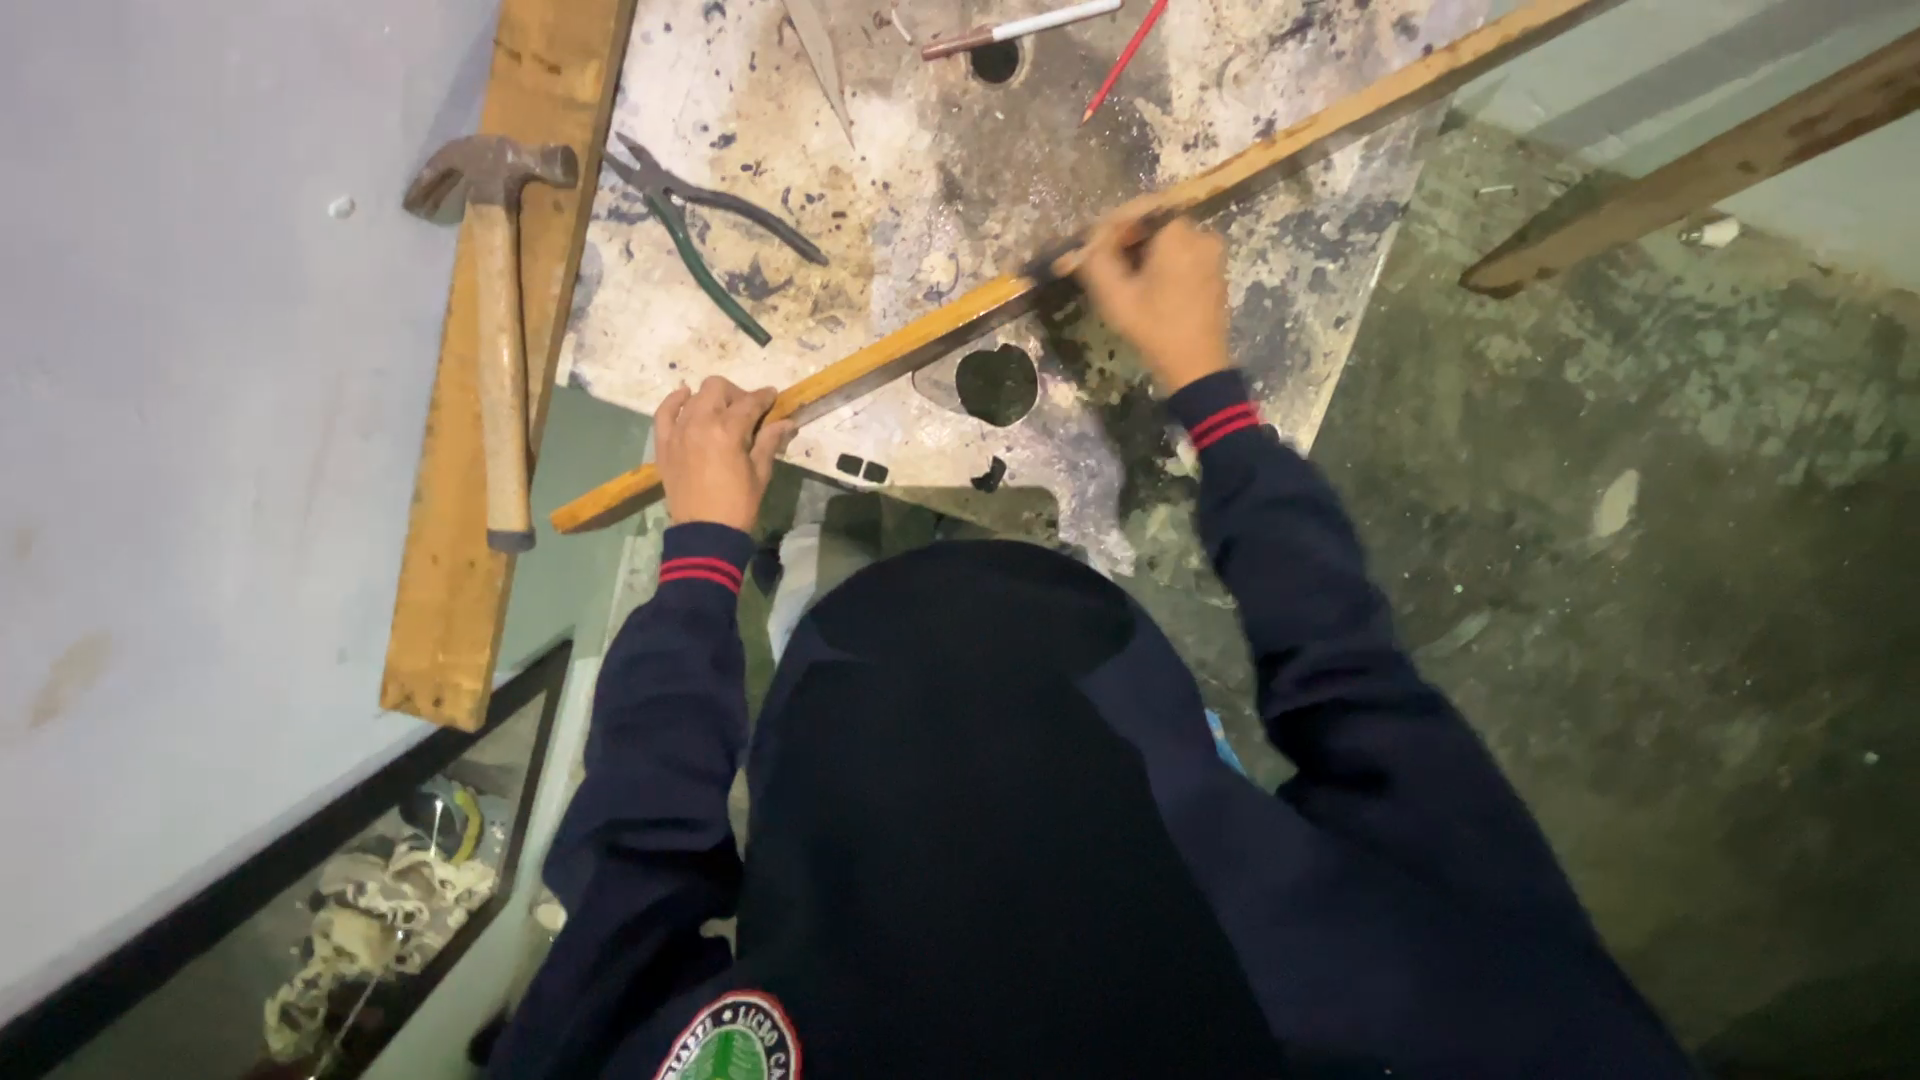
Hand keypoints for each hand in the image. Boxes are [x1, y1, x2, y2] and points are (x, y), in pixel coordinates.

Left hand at [654, 376, 794, 530]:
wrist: (705, 532)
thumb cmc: (739, 504)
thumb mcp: (760, 473)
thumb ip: (769, 441)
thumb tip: (787, 422)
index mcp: (728, 431)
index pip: (750, 402)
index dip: (765, 397)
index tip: (773, 397)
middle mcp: (700, 423)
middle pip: (717, 388)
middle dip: (736, 394)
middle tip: (747, 411)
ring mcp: (678, 431)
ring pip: (693, 396)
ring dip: (711, 399)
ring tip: (721, 412)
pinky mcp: (664, 443)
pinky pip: (664, 412)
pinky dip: (675, 402)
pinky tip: (685, 398)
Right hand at [1075, 203, 1231, 394]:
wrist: (1196, 366)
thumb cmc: (1154, 329)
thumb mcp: (1115, 297)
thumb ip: (1095, 263)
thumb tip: (1082, 247)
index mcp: (1178, 234)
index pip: (1138, 210)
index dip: (1110, 225)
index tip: (1090, 246)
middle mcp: (1201, 235)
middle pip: (1153, 224)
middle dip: (1124, 239)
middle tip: (1100, 262)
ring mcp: (1212, 255)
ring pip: (1167, 241)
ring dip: (1141, 252)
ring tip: (1119, 277)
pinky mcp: (1214, 273)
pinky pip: (1181, 256)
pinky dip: (1160, 264)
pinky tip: (1144, 286)